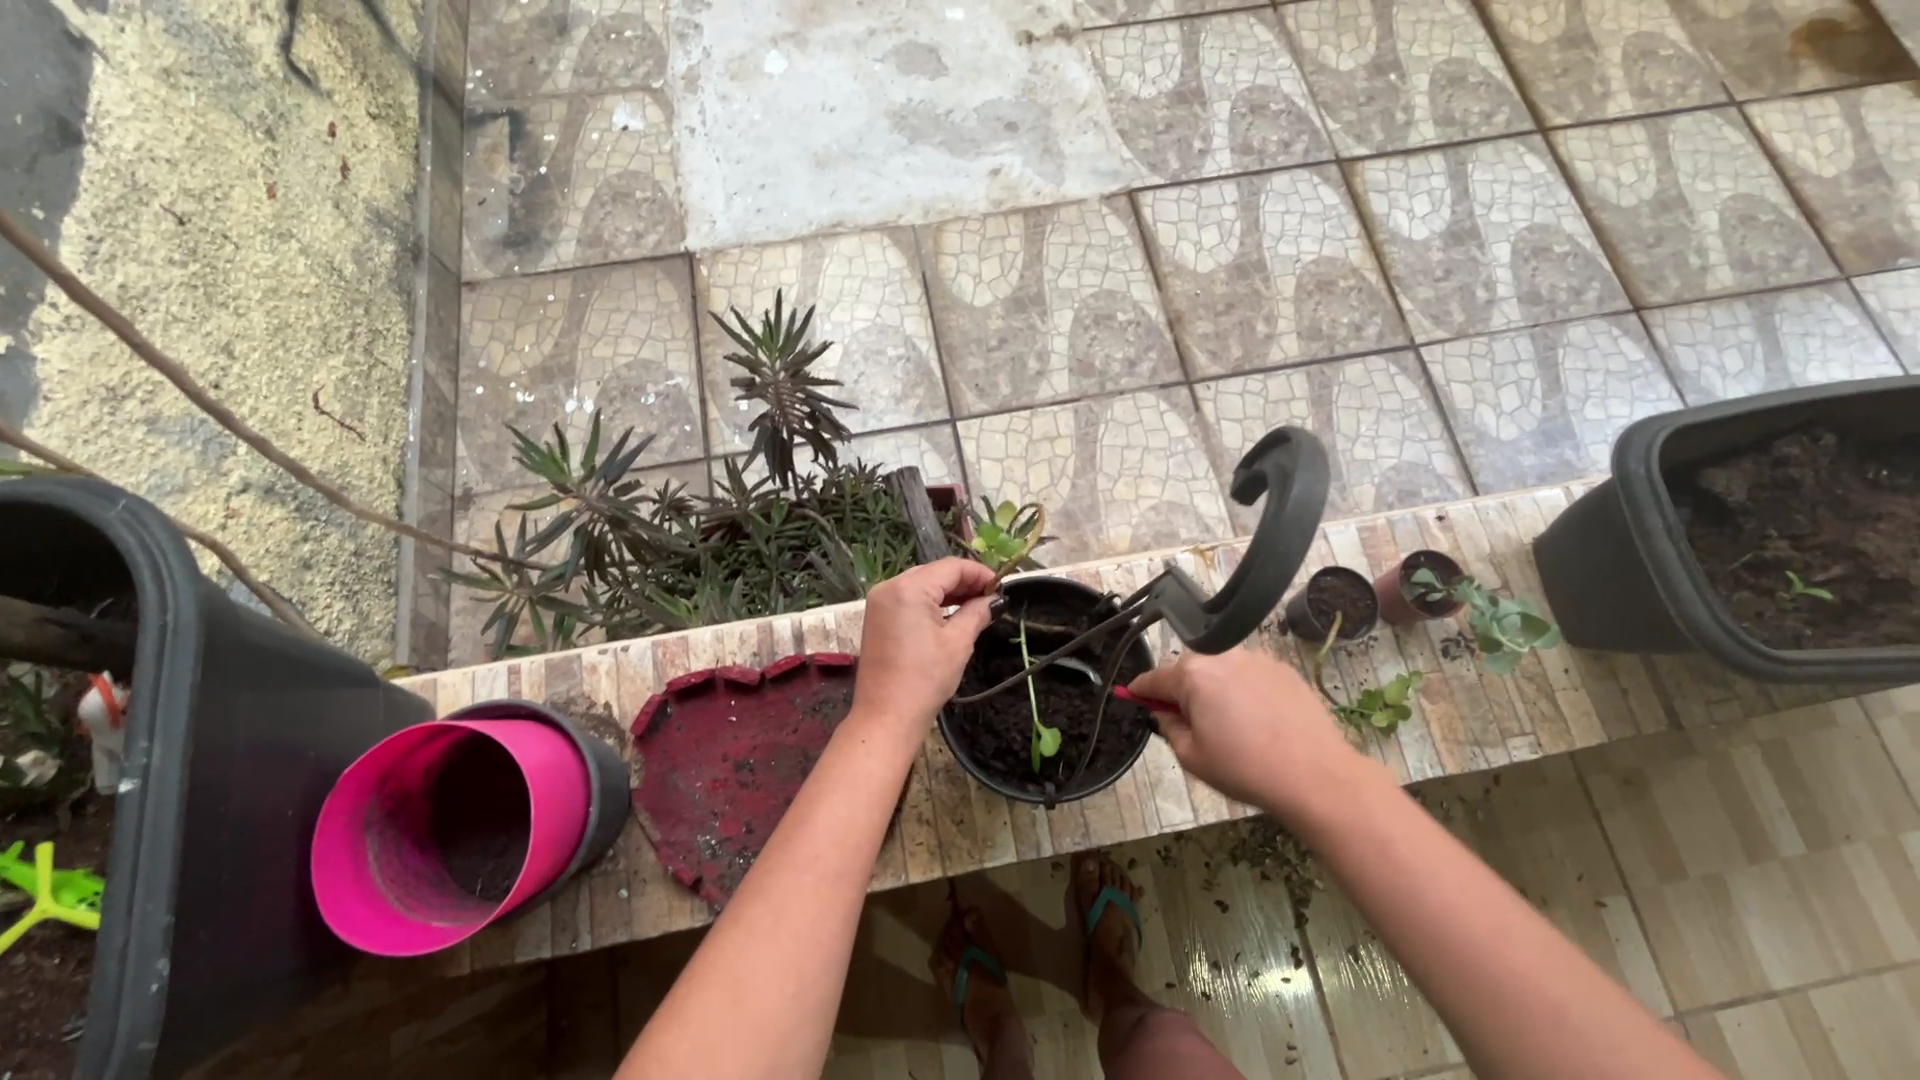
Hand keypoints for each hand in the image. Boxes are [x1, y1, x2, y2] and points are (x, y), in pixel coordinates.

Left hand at [852, 558, 998, 730]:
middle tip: (990, 598)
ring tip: (975, 606)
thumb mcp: (958, 643)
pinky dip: (930, 603)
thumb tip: (993, 600)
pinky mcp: (877, 618)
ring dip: (948, 592)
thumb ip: (977, 613)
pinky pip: (908, 599)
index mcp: (908, 588)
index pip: (950, 567)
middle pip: (934, 573)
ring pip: (921, 584)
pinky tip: (950, 614)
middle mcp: (889, 587)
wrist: (886, 716)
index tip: (1001, 587)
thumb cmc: (925, 679)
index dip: (979, 573)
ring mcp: (879, 602)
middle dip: (964, 582)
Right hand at [1127, 647, 1367, 819]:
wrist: (1315, 775)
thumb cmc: (1244, 768)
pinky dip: (1246, 691)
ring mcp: (1257, 659)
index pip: (1154, 679)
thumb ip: (1169, 727)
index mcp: (1192, 675)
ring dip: (1217, 689)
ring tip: (1232, 726)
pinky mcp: (1284, 670)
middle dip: (1184, 691)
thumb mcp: (1192, 756)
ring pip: (1222, 671)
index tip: (1131, 696)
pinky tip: (1260, 721)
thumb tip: (1165, 712)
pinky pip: (1251, 676)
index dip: (1140, 690)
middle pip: (1189, 670)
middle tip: (1192, 724)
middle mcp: (1222, 656)